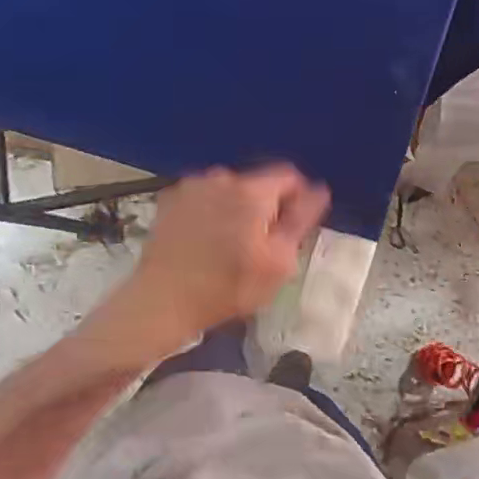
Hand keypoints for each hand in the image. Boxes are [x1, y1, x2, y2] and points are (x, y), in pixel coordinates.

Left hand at [100, 165, 328, 361]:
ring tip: (230, 246)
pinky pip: (205, 198)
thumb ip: (302, 220)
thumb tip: (318, 190)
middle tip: (262, 244)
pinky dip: (212, 212)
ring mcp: (191, 187)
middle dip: (266, 206)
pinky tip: (206, 242)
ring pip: (230, 190)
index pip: (289, 176)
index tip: (293, 228)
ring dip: (237, 209)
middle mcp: (221, 177)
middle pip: (258, 183)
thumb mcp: (278, 262)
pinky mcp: (170, 200)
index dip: (298, 199)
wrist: (160, 302)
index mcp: (251, 191)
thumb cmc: (227, 287)